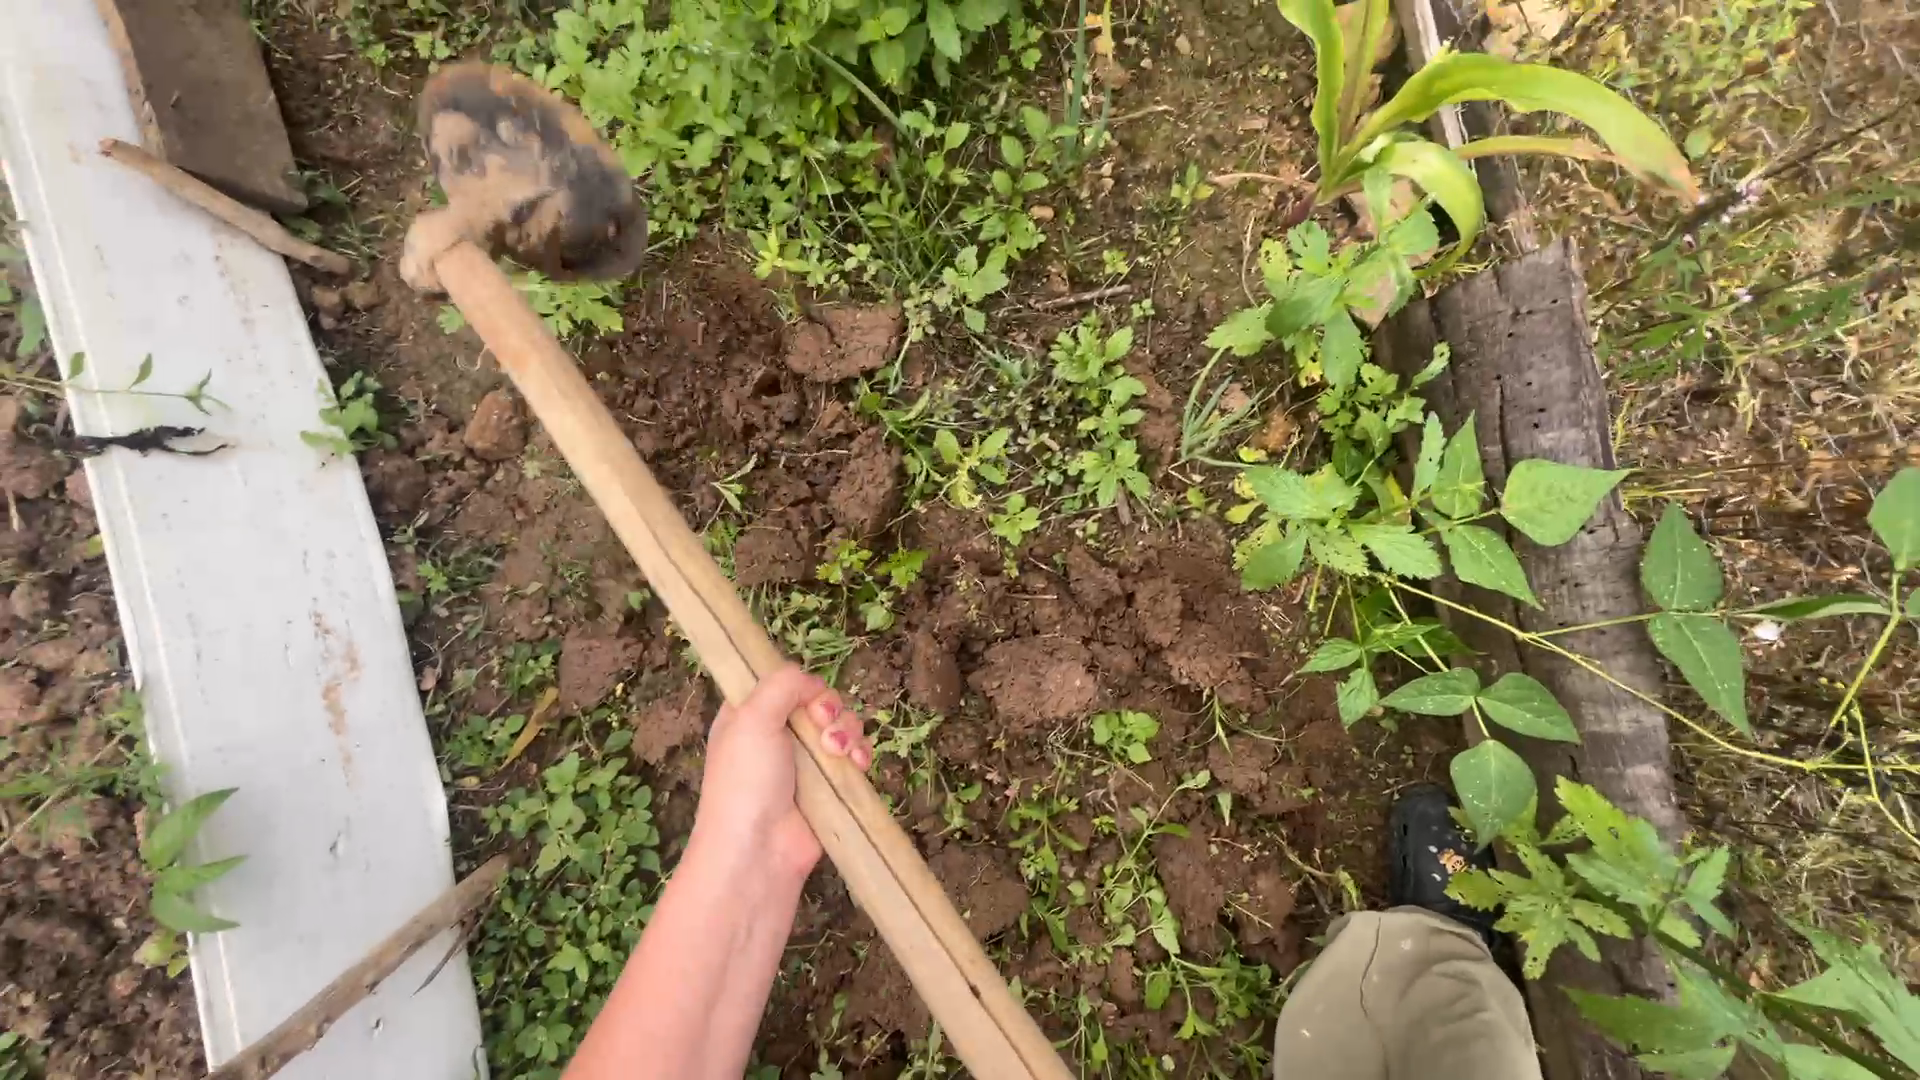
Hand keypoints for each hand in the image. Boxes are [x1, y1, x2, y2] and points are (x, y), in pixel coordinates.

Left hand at [691, 666, 871, 881]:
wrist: (759, 851)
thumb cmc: (746, 781)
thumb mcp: (752, 718)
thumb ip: (783, 684)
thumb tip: (812, 682)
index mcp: (750, 714)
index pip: (785, 682)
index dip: (802, 686)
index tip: (806, 699)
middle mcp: (777, 734)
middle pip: (820, 701)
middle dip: (831, 710)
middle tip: (824, 727)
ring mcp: (805, 761)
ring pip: (842, 725)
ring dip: (848, 731)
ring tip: (840, 752)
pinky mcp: (828, 784)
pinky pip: (855, 754)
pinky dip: (861, 754)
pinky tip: (858, 764)